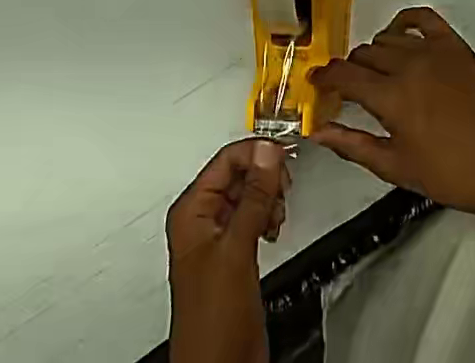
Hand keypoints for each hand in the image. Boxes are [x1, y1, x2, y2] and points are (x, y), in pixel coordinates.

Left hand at [165, 138, 288, 362]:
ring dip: (267, 197)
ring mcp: (219, 237)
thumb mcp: (237, 248)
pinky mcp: (235, 254)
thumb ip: (253, 196)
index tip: (282, 153)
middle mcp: (203, 219)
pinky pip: (253, 216)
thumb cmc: (212, 321)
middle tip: (283, 185)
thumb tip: (265, 154)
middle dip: (263, 176)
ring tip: (276, 212)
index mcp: (191, 210)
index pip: (224, 161)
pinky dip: (267, 216)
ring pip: (247, 195)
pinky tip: (273, 227)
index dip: (253, 153)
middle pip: (236, 174)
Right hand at [308, 7, 474, 216]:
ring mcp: (433, 52)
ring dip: (375, 54)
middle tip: (351, 90)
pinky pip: (422, 18)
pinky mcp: (454, 47)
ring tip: (379, 75)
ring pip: (387, 39)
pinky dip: (405, 21)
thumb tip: (319, 132)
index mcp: (392, 97)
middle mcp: (409, 66)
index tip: (318, 83)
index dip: (324, 78)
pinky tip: (399, 34)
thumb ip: (352, 144)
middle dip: (350, 71)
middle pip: (363, 54)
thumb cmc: (453, 173)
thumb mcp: (396, 167)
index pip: (343, 75)